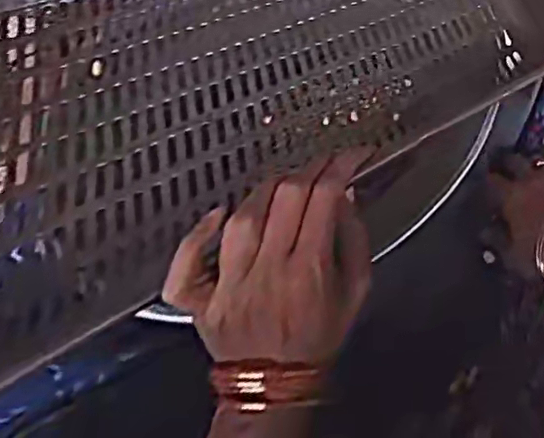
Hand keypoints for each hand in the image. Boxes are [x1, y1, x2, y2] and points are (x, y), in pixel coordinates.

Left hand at [164, 148, 373, 364]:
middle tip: (322, 163)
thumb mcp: (357, 288)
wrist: (276, 387)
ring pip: (243, 218)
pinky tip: (216, 214)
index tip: (353, 155)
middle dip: (310, 168)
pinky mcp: (201, 301)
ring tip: (283, 182)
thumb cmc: (320, 334)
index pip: (325, 196)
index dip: (341, 165)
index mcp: (310, 269)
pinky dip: (196, 236)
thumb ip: (354, 237)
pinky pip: (187, 266)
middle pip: (286, 197)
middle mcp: (269, 271)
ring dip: (266, 189)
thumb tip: (346, 193)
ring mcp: (230, 286)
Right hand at [486, 152, 543, 281]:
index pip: (492, 181)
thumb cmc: (539, 252)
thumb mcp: (511, 253)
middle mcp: (529, 180)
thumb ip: (497, 239)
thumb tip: (486, 233)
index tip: (483, 185)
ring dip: (529, 165)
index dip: (486, 182)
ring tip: (526, 171)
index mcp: (510, 195)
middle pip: (514, 161)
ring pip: (536, 161)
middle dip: (506, 162)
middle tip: (502, 167)